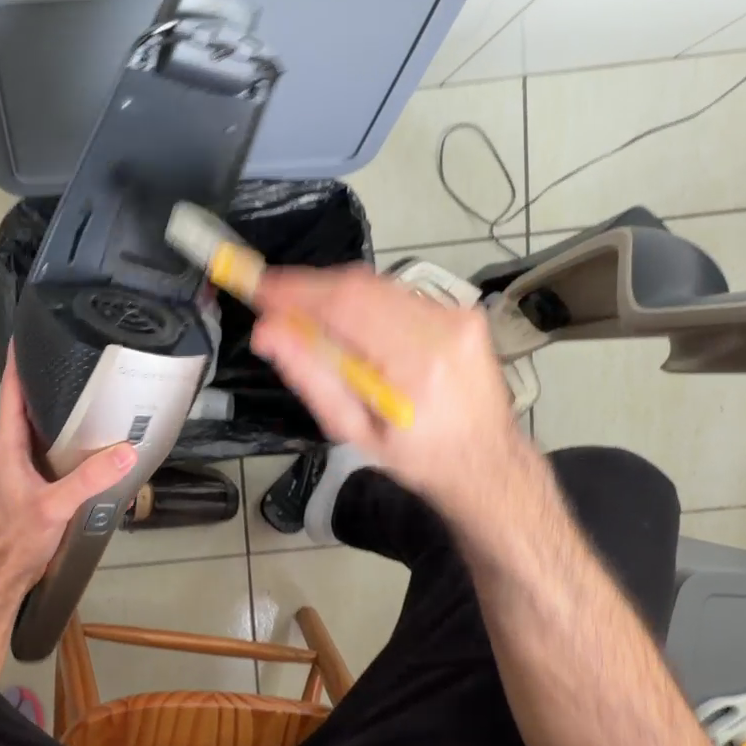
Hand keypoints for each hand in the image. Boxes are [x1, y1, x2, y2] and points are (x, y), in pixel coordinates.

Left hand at [0, 348, 136, 592]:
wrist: (7, 574)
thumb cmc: (19, 537)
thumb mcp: (54, 506)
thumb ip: (88, 479)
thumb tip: (126, 452)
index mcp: (10, 444)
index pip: (10, 391)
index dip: (17, 361)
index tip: (29, 333)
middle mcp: (15, 448)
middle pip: (28, 402)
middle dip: (47, 377)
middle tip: (76, 352)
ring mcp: (26, 464)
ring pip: (43, 425)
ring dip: (60, 407)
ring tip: (91, 384)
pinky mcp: (39, 479)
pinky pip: (55, 448)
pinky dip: (71, 436)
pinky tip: (93, 435)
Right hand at [250, 265, 521, 510]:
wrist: (485, 460)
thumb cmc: (417, 456)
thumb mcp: (353, 429)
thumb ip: (312, 377)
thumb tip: (269, 335)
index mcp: (416, 364)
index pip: (346, 305)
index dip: (297, 292)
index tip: (260, 290)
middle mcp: (442, 329)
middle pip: (360, 285)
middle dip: (310, 288)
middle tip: (273, 302)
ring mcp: (456, 315)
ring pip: (378, 285)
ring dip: (335, 295)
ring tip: (303, 316)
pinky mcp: (459, 312)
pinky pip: (397, 295)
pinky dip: (363, 303)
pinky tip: (347, 326)